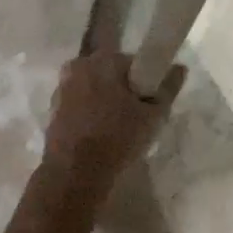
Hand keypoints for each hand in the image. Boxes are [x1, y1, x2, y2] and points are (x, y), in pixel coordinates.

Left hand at [41, 52, 185, 187]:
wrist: (75, 171)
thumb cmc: (117, 138)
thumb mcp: (153, 116)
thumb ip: (167, 88)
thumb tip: (180, 67)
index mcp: (103, 60)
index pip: (132, 62)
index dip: (145, 81)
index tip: (150, 102)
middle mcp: (78, 65)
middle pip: (110, 73)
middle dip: (124, 90)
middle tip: (136, 117)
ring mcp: (61, 87)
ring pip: (94, 89)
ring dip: (106, 102)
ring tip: (118, 129)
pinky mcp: (53, 109)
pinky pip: (79, 105)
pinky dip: (90, 114)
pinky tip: (99, 135)